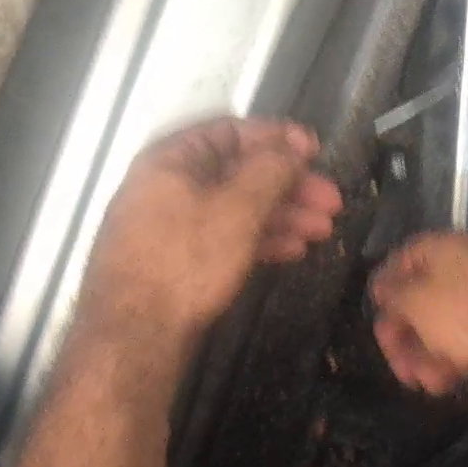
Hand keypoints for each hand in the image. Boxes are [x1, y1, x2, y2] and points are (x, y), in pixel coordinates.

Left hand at [84, 117, 342, 335]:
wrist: (136, 335)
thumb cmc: (184, 262)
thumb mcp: (235, 208)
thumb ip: (270, 171)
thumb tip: (293, 148)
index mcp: (173, 160)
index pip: (231, 131)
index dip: (277, 137)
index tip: (315, 151)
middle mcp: (169, 187)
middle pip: (240, 173)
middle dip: (290, 185)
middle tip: (331, 201)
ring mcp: (173, 227)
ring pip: (238, 209)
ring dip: (284, 215)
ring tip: (322, 229)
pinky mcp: (181, 263)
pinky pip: (228, 238)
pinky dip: (262, 240)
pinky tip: (293, 250)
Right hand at [370, 233, 467, 393]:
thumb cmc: (463, 312)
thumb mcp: (415, 300)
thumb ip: (393, 293)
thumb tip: (383, 288)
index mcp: (449, 246)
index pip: (406, 256)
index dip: (385, 285)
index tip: (376, 313)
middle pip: (425, 297)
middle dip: (406, 335)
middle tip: (396, 364)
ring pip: (446, 323)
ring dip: (426, 353)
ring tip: (419, 382)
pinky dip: (453, 357)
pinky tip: (443, 383)